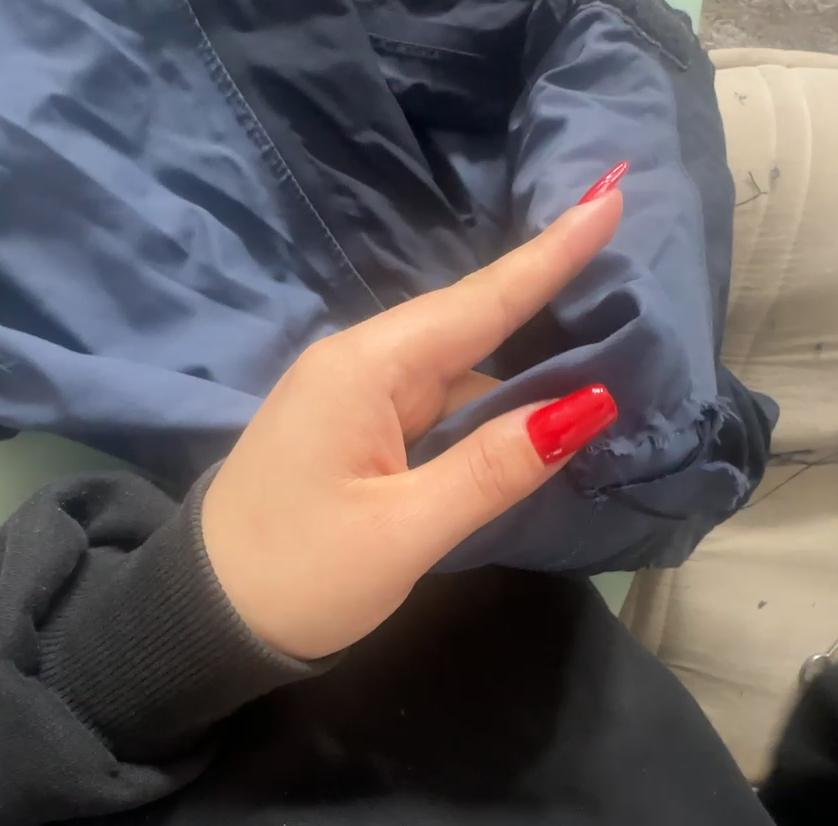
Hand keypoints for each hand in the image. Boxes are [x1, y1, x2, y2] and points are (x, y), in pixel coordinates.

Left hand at [199, 175, 625, 659]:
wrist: (209, 617)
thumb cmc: (299, 575)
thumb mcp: (404, 530)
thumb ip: (494, 467)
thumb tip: (586, 406)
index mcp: (363, 372)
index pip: (475, 304)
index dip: (549, 256)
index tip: (609, 196)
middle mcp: (357, 368)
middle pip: (468, 331)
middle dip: (544, 310)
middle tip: (627, 286)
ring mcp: (351, 400)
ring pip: (453, 376)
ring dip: (515, 379)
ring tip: (599, 366)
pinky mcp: (352, 434)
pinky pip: (431, 409)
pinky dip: (479, 417)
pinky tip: (524, 425)